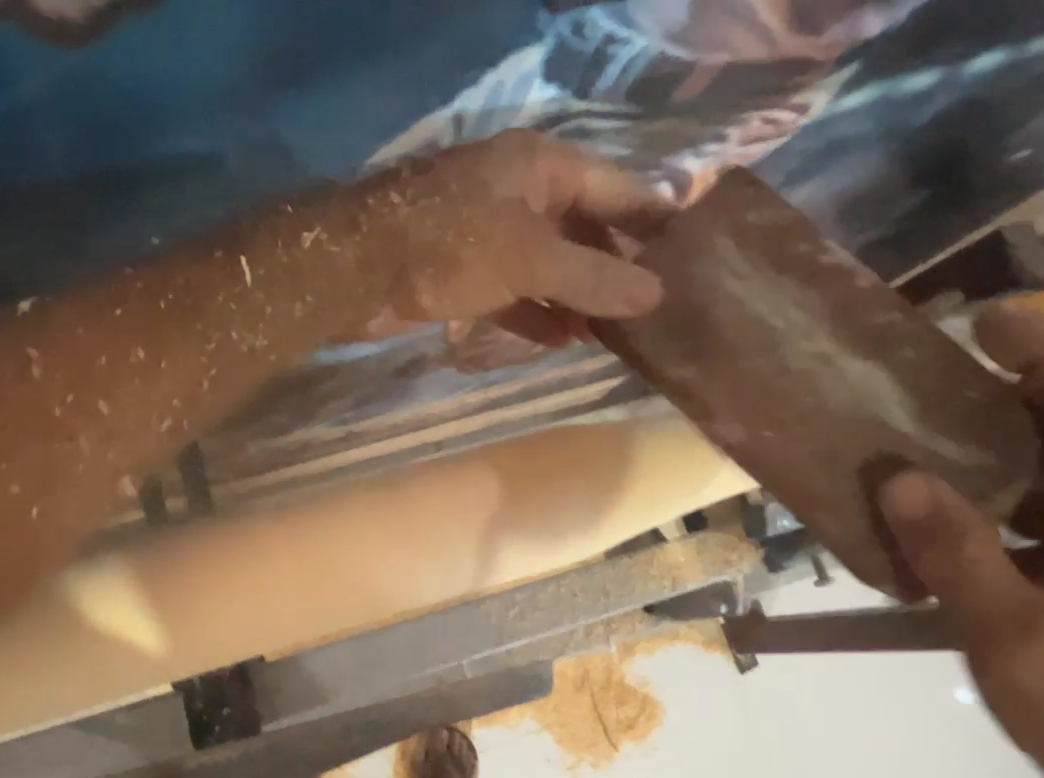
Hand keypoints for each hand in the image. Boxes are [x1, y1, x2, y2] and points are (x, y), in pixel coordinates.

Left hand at [361, 131, 668, 347]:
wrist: (353, 272)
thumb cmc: (447, 247)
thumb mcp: (530, 259)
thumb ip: (593, 276)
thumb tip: (656, 294)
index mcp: (540, 167)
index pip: (615, 190)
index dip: (651, 223)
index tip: (690, 259)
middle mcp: (518, 193)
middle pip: (582, 230)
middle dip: (611, 270)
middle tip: (652, 311)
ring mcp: (488, 233)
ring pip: (547, 266)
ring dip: (575, 300)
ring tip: (612, 337)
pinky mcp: (462, 272)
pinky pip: (513, 292)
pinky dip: (535, 315)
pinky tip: (562, 343)